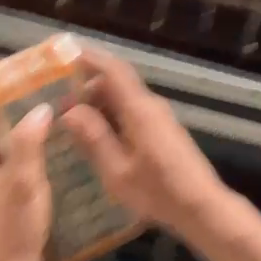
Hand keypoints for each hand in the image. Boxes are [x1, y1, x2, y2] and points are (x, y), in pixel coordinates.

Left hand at [0, 106, 53, 260]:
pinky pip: (23, 184)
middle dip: (28, 127)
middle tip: (59, 112)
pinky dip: (41, 174)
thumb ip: (29, 141)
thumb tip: (40, 107)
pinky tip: (67, 171)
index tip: (37, 93)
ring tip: (68, 136)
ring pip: (15, 164)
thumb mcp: (23, 179)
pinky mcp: (7, 217)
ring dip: (37, 151)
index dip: (9, 106)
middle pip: (3, 143)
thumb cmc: (12, 228)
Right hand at [60, 43, 227, 232]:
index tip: (64, 54)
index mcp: (139, 109)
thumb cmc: (158, 190)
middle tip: (59, 101)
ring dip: (99, 103)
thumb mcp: (117, 170)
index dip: (89, 58)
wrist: (201, 207)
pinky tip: (97, 136)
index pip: (112, 70)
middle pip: (116, 82)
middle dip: (87, 86)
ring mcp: (159, 117)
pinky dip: (111, 115)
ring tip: (72, 121)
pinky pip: (131, 111)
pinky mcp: (162, 130)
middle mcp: (150, 105)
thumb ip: (94, 138)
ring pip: (124, 97)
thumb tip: (69, 111)